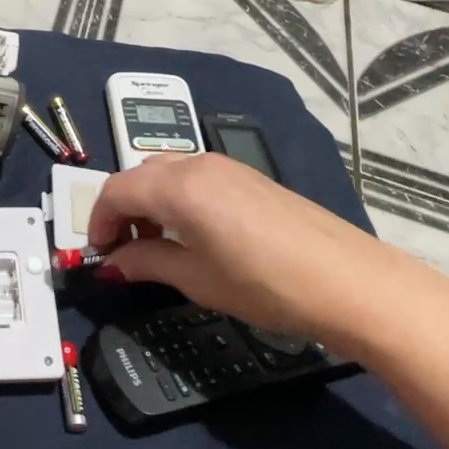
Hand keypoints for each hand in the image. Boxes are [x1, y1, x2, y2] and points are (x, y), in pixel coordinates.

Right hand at [87, 152, 428, 350]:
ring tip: (158, 246)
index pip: (116, 191)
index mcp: (176, 187)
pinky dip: (177, 199)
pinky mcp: (248, 177)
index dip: (98, 222)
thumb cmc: (265, 284)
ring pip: (165, 173)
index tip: (100, 256)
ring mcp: (225, 167)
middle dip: (122, 211)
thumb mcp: (197, 280)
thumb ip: (147, 263)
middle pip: (138, 176)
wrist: (350, 282)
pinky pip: (193, 177)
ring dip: (149, 203)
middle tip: (125, 252)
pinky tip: (193, 235)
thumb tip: (114, 264)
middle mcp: (195, 165)